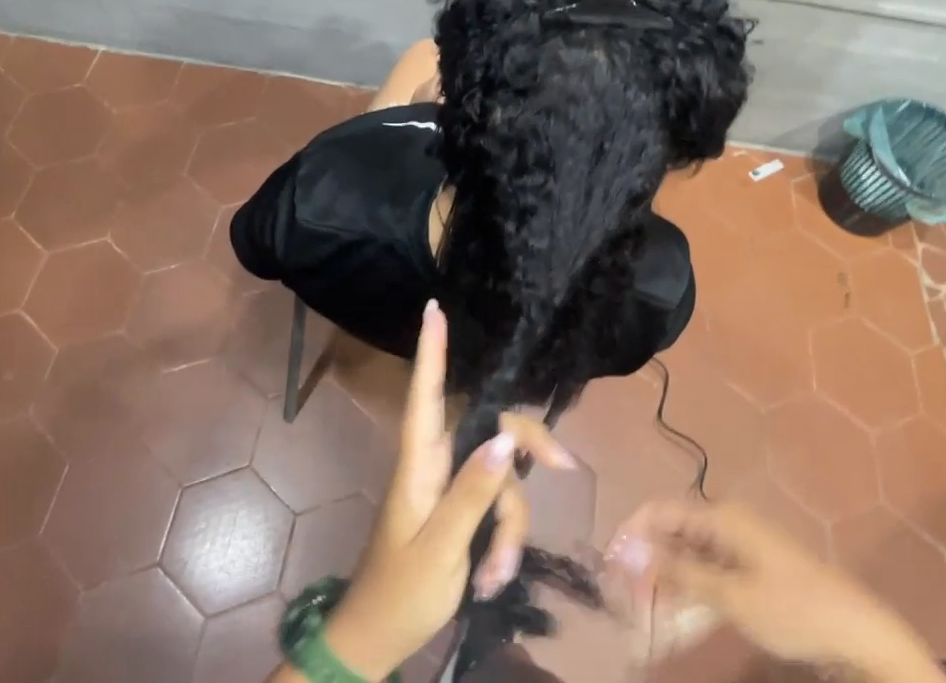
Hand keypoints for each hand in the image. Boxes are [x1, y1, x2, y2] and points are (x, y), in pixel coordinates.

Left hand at [316, 302, 576, 679]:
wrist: (378, 637)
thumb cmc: (402, 590)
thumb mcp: (443, 545)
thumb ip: (473, 491)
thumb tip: (504, 437)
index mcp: (419, 463)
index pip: (423, 394)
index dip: (431, 350)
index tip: (433, 308)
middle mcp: (435, 464)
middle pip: (491, 431)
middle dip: (527, 452)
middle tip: (567, 468)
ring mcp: (448, 488)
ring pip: (500, 481)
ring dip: (509, 530)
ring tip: (494, 578)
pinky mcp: (459, 511)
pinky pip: (495, 508)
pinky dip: (502, 543)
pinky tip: (492, 579)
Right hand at [605, 500, 945, 681]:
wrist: (862, 636)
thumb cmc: (795, 610)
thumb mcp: (731, 595)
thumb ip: (679, 572)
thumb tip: (629, 551)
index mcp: (722, 517)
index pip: (659, 511)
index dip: (631, 533)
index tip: (609, 564)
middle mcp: (728, 522)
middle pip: (672, 530)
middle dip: (645, 557)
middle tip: (623, 591)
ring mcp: (742, 545)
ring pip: (688, 551)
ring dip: (665, 574)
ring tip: (643, 604)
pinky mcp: (752, 568)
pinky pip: (707, 567)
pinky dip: (689, 584)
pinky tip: (677, 609)